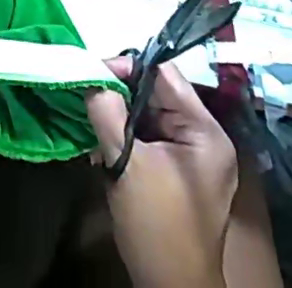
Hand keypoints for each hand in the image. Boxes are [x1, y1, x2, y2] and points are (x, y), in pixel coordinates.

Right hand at [85, 57, 237, 287]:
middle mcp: (205, 138)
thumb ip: (108, 113)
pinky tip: (102, 140)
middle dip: (121, 92)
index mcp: (205, 131)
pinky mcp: (178, 174)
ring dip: (120, 115)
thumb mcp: (127, 164)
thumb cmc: (156, 224)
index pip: (165, 75)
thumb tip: (91, 78)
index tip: (93, 71)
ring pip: (150, 116)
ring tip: (90, 113)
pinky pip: (150, 138)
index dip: (129, 67)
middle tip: (86, 90)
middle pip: (158, 95)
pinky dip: (126, 135)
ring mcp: (193, 158)